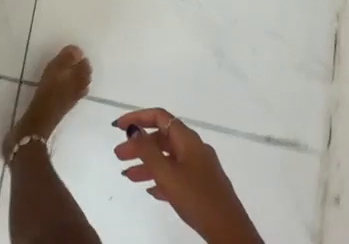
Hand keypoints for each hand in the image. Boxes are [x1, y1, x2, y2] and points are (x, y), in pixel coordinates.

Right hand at [112, 109, 261, 243]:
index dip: (137, 117)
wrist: (230, 232)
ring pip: (168, 158)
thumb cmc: (197, 198)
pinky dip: (161, 178)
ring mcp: (201, 167)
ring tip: (128, 176)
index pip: (159, 117)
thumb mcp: (167, 174)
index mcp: (188, 140)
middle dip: (139, 145)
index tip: (118, 127)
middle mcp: (195, 148)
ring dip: (147, 164)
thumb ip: (147, 150)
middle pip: (162, 138)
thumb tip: (133, 128)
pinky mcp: (203, 186)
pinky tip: (151, 190)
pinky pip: (177, 174)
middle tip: (118, 156)